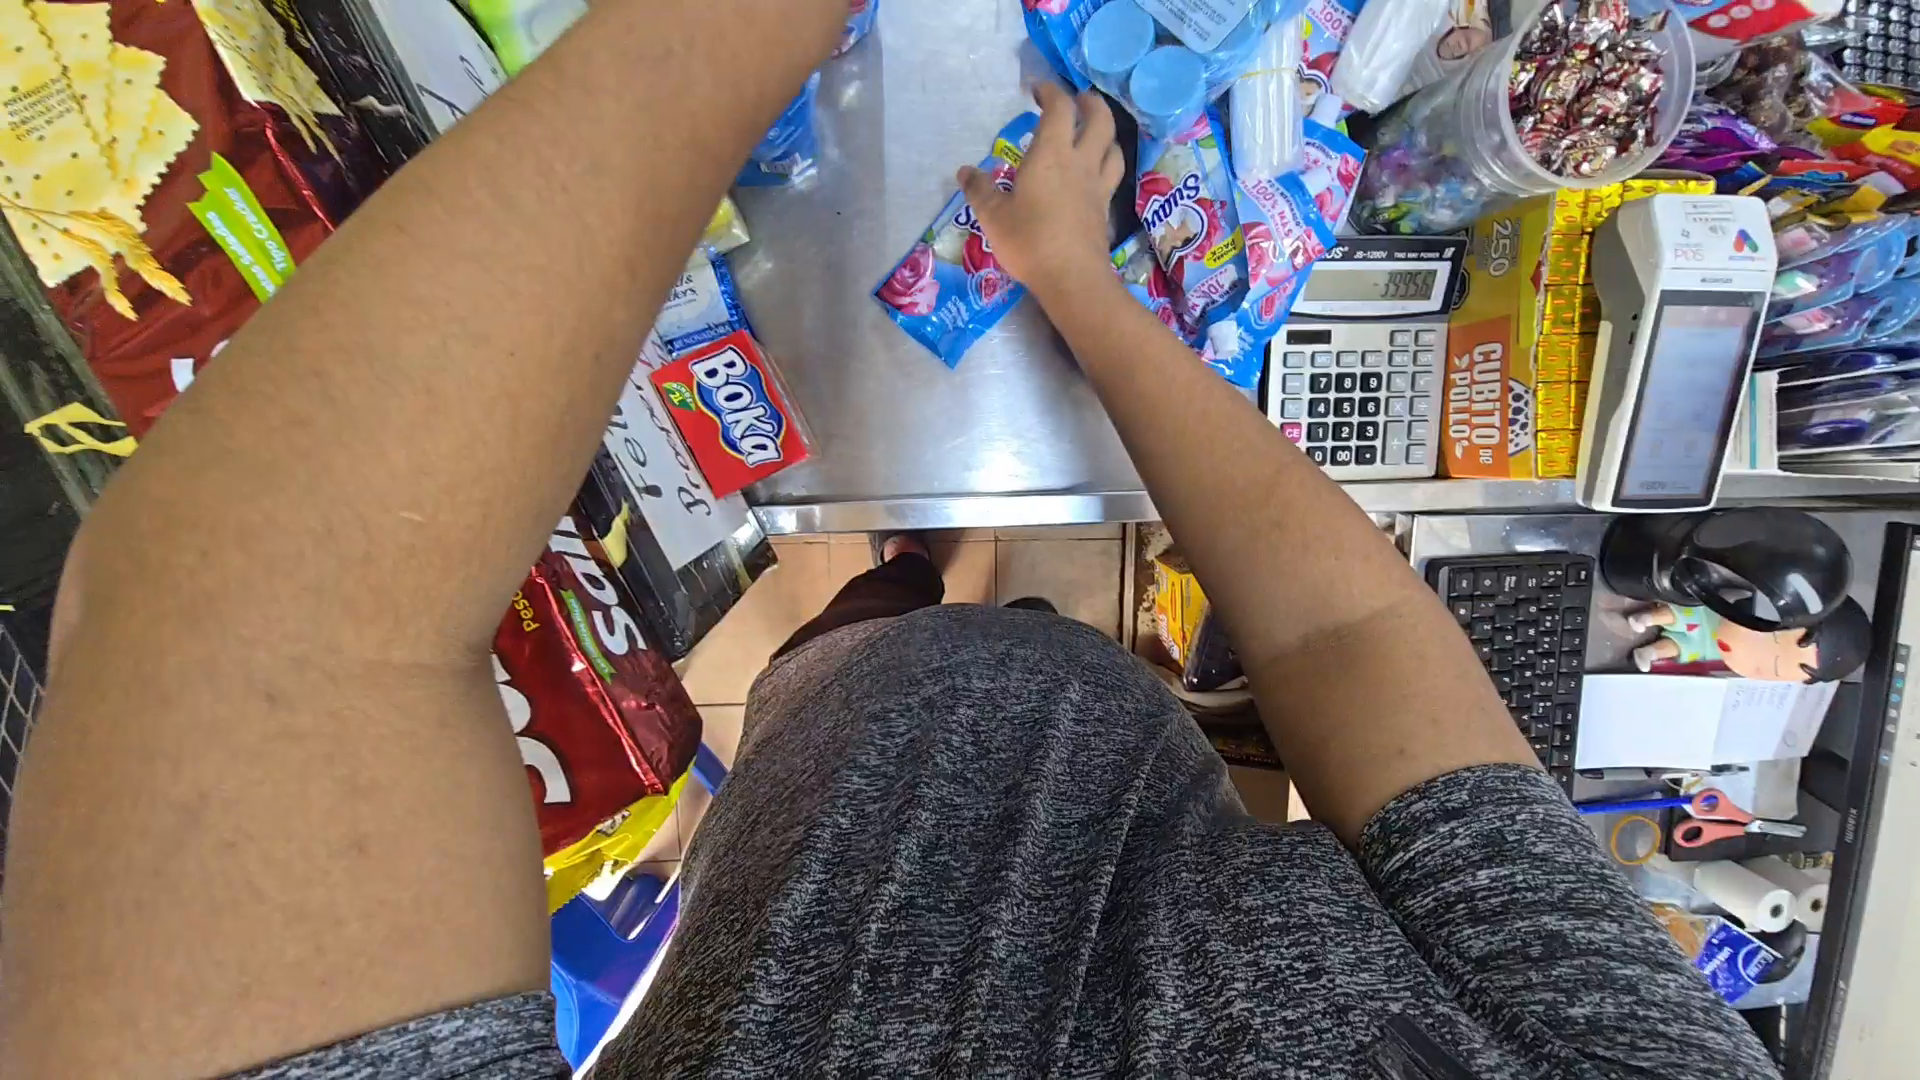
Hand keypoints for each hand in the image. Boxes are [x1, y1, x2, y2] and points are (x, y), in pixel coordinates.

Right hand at [959, 82, 1123, 303]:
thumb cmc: (1029, 241)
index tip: (1038, 89)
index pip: (1058, 108)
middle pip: (1099, 118)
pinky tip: (1095, 176)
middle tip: (1077, 102)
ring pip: (1113, 147)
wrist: (1070, 278)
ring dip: (1105, 133)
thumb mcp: (993, 216)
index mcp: (1051, 154)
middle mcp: (1080, 162)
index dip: (1050, 91)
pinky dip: (1106, 166)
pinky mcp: (1104, 211)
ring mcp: (1097, 187)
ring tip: (1093, 134)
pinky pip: (1112, 178)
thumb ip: (979, 190)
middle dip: (1089, 103)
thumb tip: (965, 172)